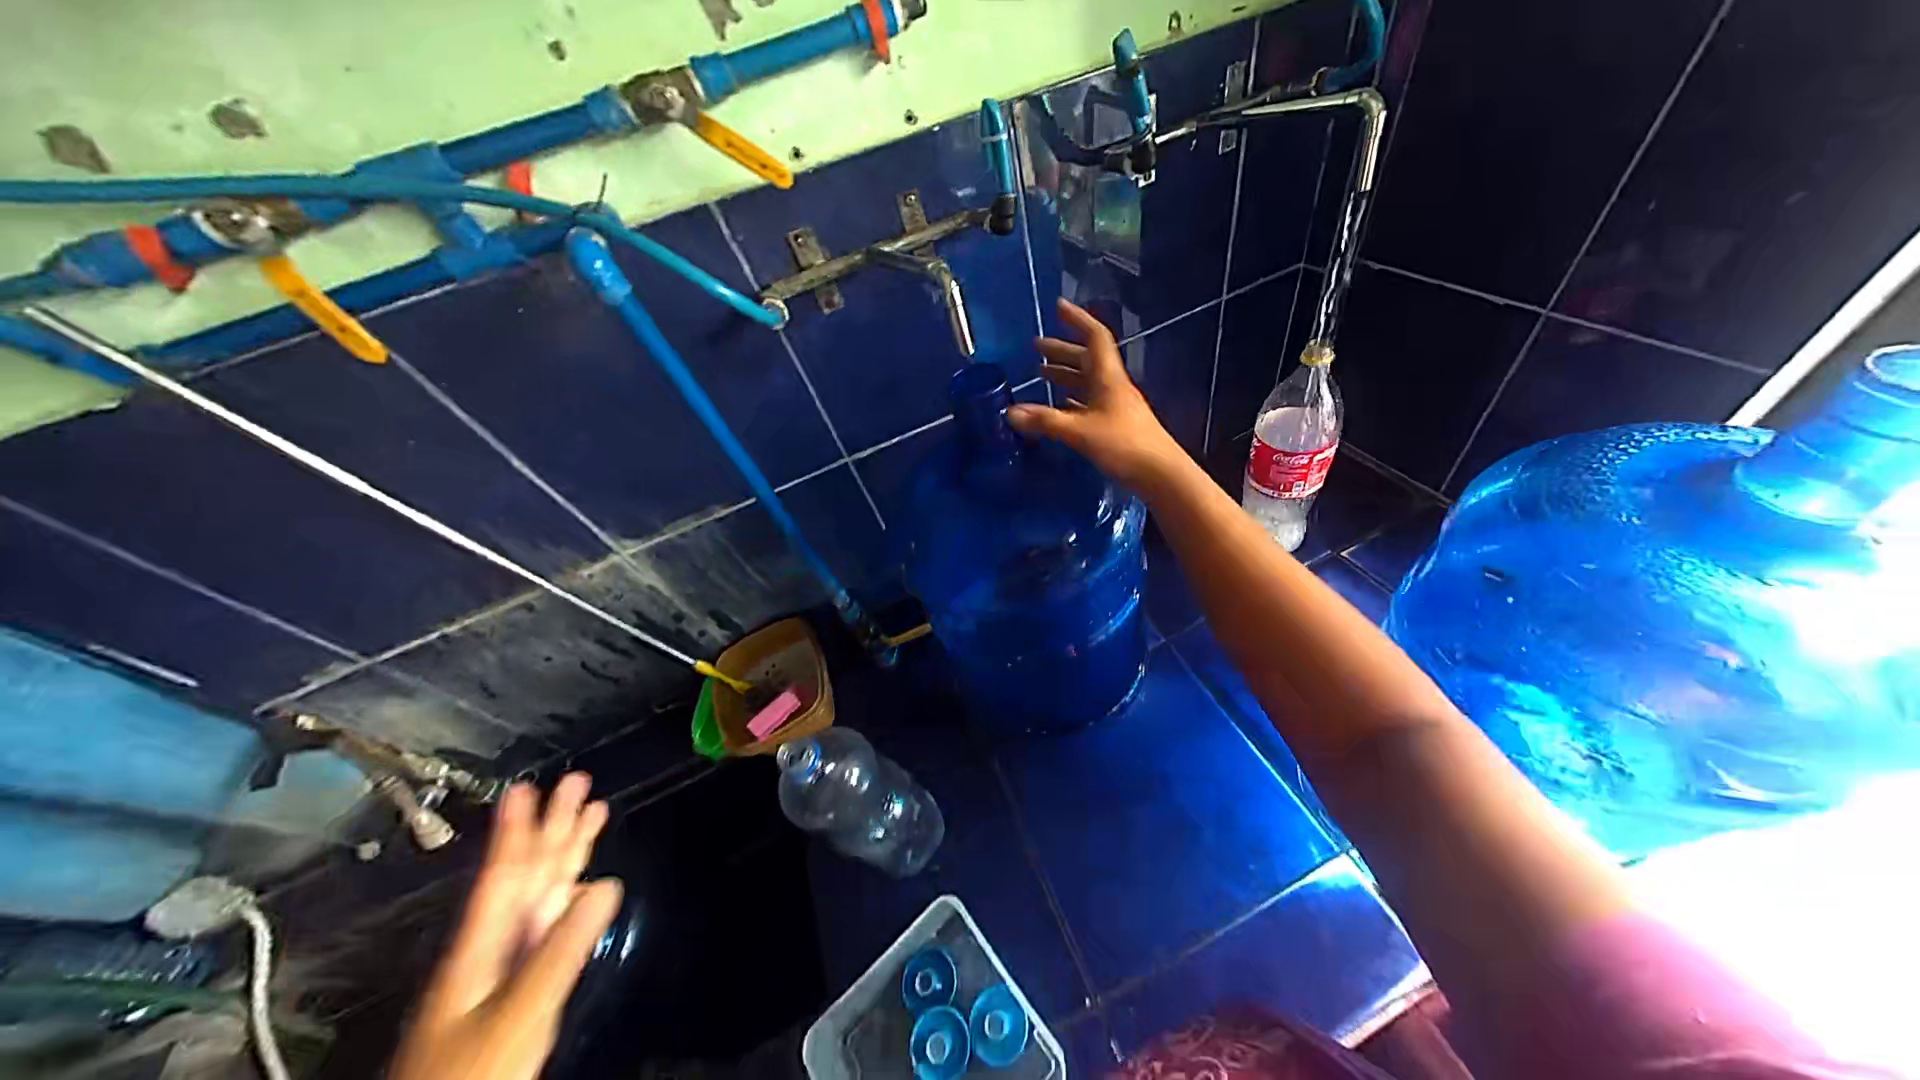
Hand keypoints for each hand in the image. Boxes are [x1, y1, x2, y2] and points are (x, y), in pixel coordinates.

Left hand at [389, 773, 619, 1079]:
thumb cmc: (470, 1074)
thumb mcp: (516, 1012)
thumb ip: (559, 952)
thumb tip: (605, 885)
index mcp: (478, 948)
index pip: (502, 874)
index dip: (516, 829)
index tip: (526, 788)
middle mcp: (492, 949)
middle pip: (526, 876)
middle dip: (553, 828)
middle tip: (575, 783)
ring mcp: (504, 970)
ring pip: (541, 898)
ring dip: (565, 856)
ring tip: (589, 817)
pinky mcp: (519, 990)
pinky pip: (549, 929)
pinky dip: (570, 902)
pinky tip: (586, 888)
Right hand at [1008, 298, 1189, 490]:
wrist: (1160, 474)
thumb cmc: (1124, 445)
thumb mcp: (1080, 432)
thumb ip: (1045, 421)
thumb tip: (1010, 412)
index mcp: (1108, 378)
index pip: (1094, 337)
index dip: (1077, 320)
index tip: (1058, 307)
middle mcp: (1112, 386)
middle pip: (1086, 359)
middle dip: (1062, 350)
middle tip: (1037, 346)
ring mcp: (1115, 406)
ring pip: (1087, 382)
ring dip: (1065, 374)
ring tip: (1041, 373)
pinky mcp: (1115, 425)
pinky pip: (1089, 403)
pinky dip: (1071, 399)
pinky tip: (1059, 406)